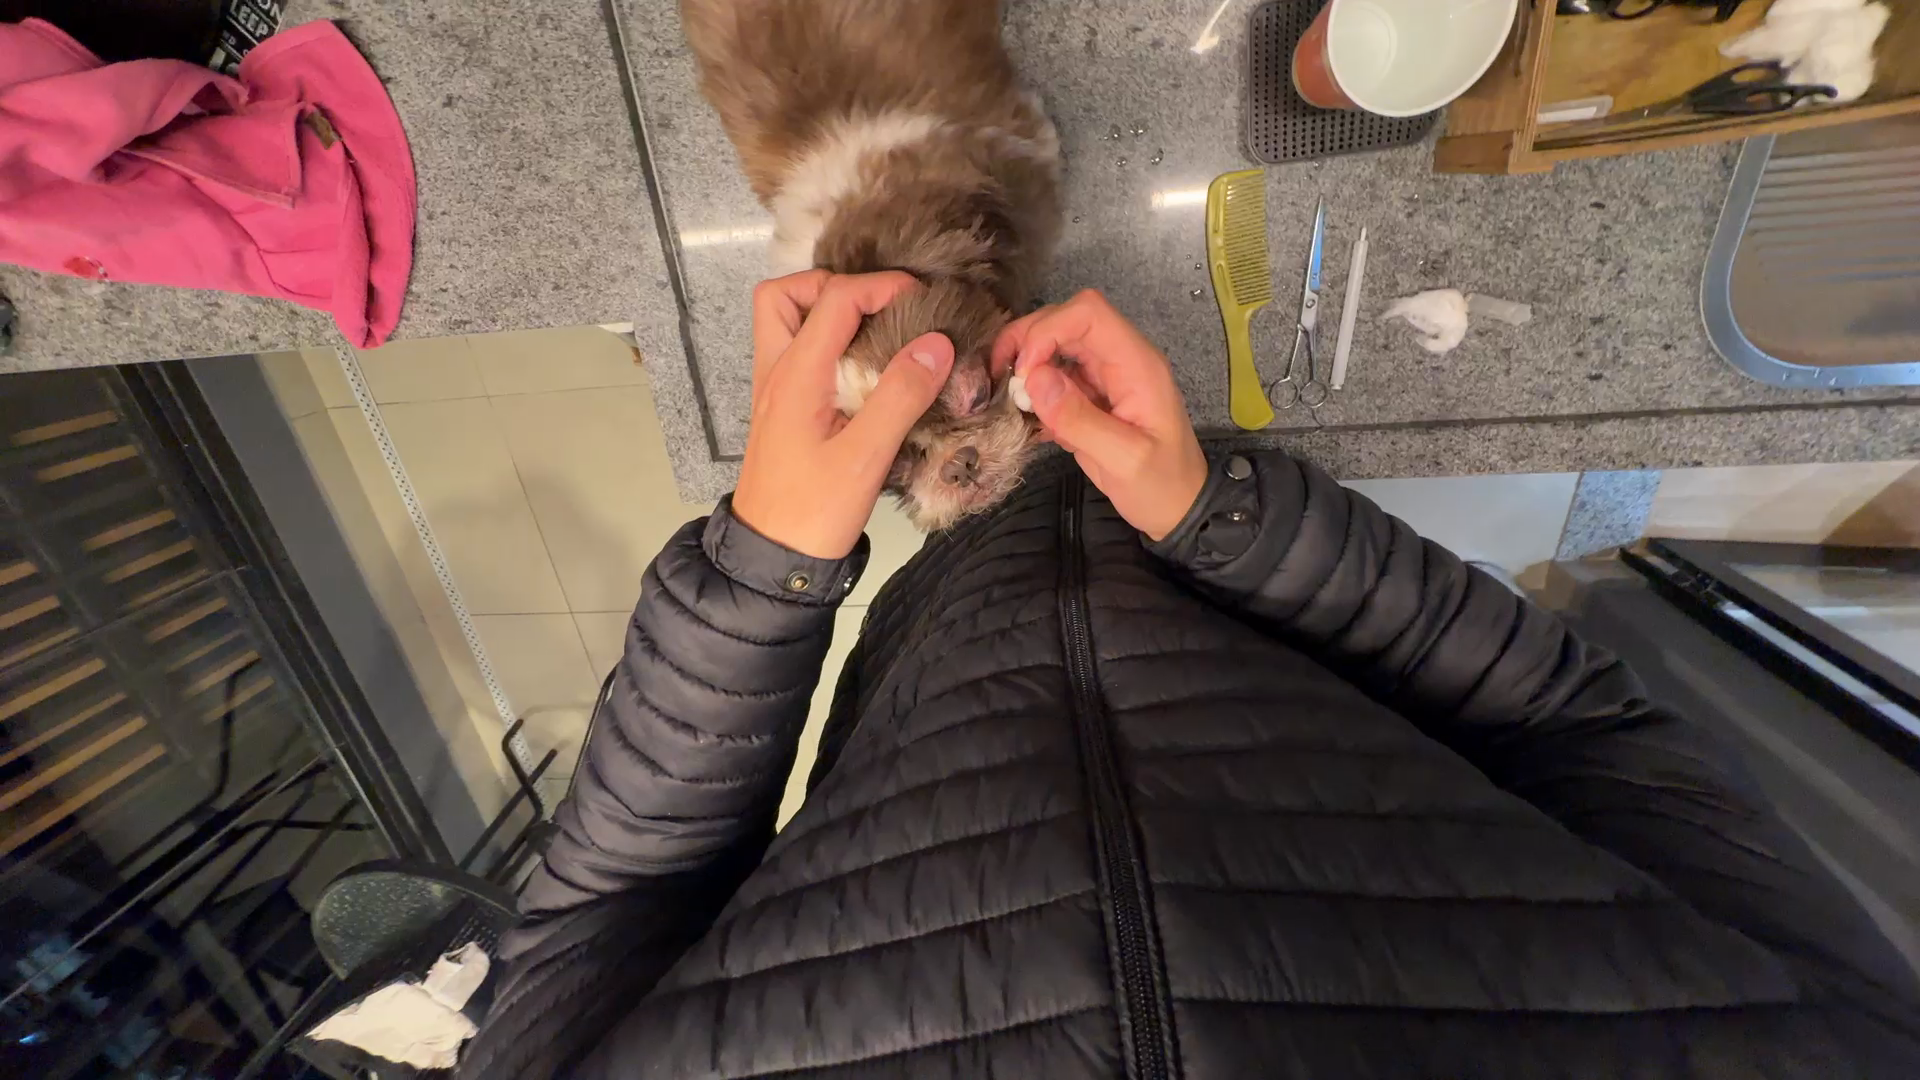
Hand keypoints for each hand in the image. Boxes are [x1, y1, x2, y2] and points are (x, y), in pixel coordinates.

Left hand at [733, 270, 954, 559]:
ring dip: (823, 314)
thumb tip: (937, 343)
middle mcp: (777, 373)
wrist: (774, 556)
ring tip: (871, 333)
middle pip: (785, 297)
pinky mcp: (782, 413)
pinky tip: (861, 371)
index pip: (835, 300)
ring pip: (783, 325)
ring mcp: (774, 393)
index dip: (882, 288)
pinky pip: (795, 356)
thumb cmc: (817, 510)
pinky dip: (825, 345)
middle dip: (835, 287)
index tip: (923, 301)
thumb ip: (900, 396)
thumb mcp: (866, 456)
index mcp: (796, 375)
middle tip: (880, 308)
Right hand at [993, 290, 1206, 541]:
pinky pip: (1055, 375)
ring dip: (1025, 363)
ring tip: (1007, 397)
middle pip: (1066, 320)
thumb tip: (1034, 379)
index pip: (1088, 314)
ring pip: (1056, 344)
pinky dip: (1033, 389)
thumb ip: (1080, 420)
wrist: (1178, 508)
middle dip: (1027, 341)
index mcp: (1136, 364)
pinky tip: (1023, 416)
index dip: (1047, 331)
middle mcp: (1120, 360)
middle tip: (1001, 379)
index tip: (1023, 372)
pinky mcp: (1091, 396)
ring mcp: (1105, 377)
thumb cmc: (1160, 485)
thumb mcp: (1124, 459)